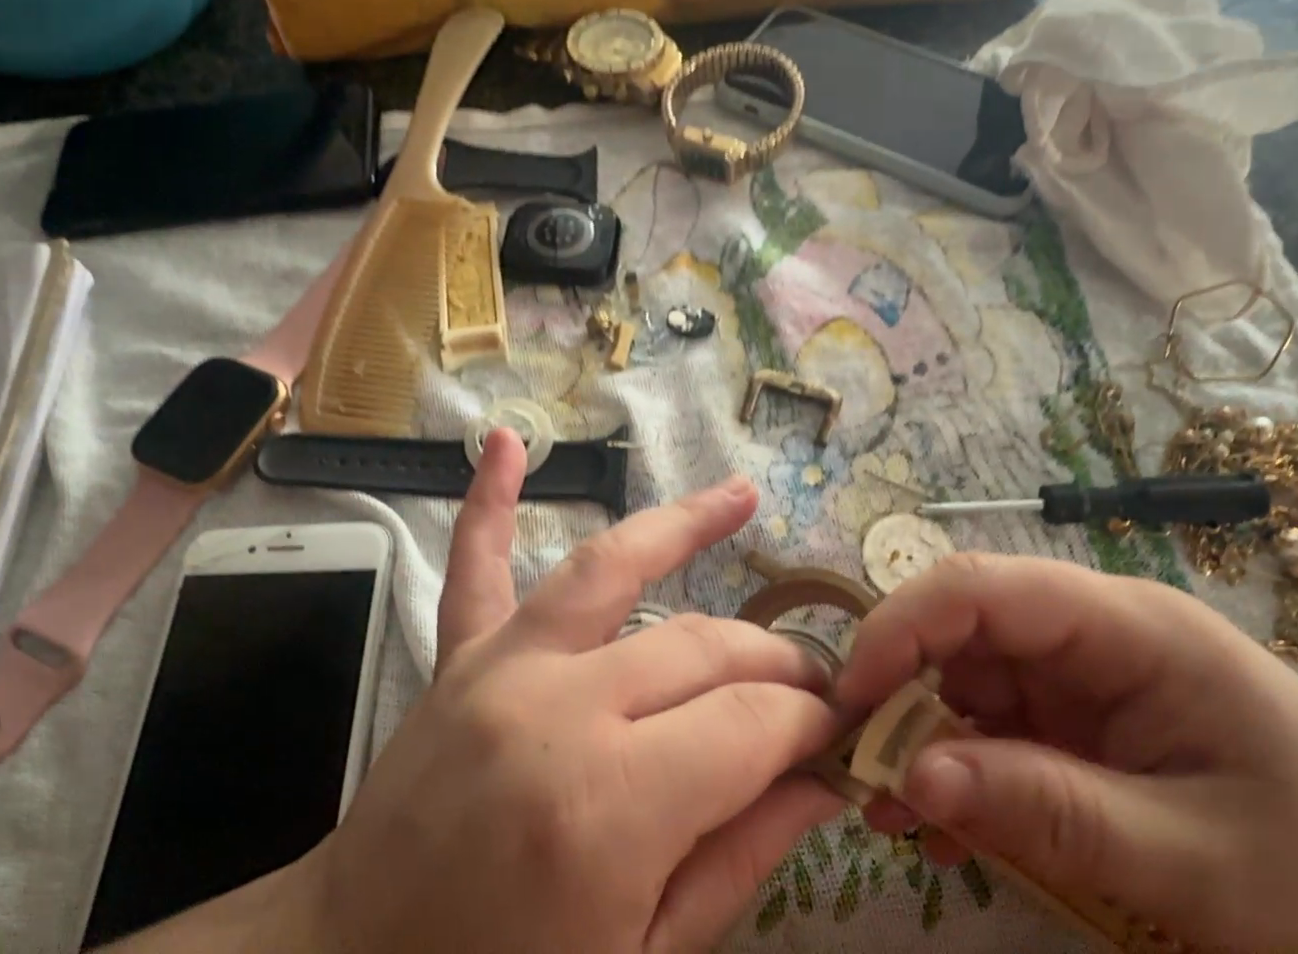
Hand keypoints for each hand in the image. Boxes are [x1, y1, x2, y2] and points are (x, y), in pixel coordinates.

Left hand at [312, 431, 845, 951]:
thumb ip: (745, 854)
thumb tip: (826, 778)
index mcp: (612, 803)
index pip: (755, 722)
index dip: (814, 723)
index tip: (841, 732)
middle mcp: (558, 711)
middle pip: (703, 646)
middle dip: (776, 661)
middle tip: (814, 684)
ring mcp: (498, 670)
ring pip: (609, 572)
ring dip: (680, 527)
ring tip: (739, 496)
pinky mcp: (456, 661)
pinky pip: (474, 569)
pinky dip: (488, 504)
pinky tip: (504, 443)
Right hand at [836, 554, 1297, 953]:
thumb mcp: (1191, 856)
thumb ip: (1050, 810)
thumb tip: (911, 774)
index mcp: (1130, 629)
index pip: (985, 589)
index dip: (903, 627)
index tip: (849, 701)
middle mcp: (1093, 637)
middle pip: (960, 632)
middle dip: (898, 693)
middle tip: (857, 773)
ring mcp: (1081, 681)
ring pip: (961, 684)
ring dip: (915, 741)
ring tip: (889, 817)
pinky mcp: (1074, 724)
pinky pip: (987, 731)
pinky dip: (951, 773)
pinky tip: (938, 828)